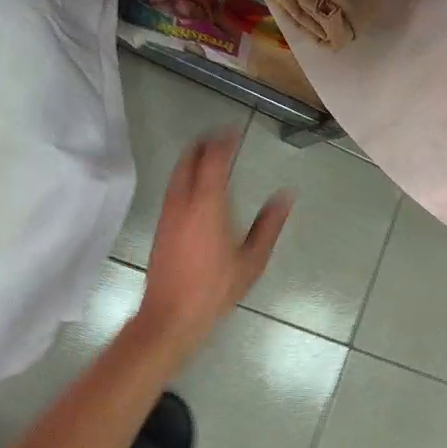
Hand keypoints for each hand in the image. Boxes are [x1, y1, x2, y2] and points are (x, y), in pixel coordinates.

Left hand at [139, 131, 293, 339]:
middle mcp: (183, 202)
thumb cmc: (216, 288)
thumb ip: (269, 225)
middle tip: (221, 137)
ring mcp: (168, 214)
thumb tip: (286, 197)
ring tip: (208, 154)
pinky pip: (172, 188)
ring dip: (192, 158)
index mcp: (208, 205)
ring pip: (177, 173)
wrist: (171, 315)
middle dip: (204, 144)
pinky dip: (184, 176)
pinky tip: (194, 186)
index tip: (235, 132)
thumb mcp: (252, 260)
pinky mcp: (161, 227)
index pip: (214, 160)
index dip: (224, 141)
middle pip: (189, 159)